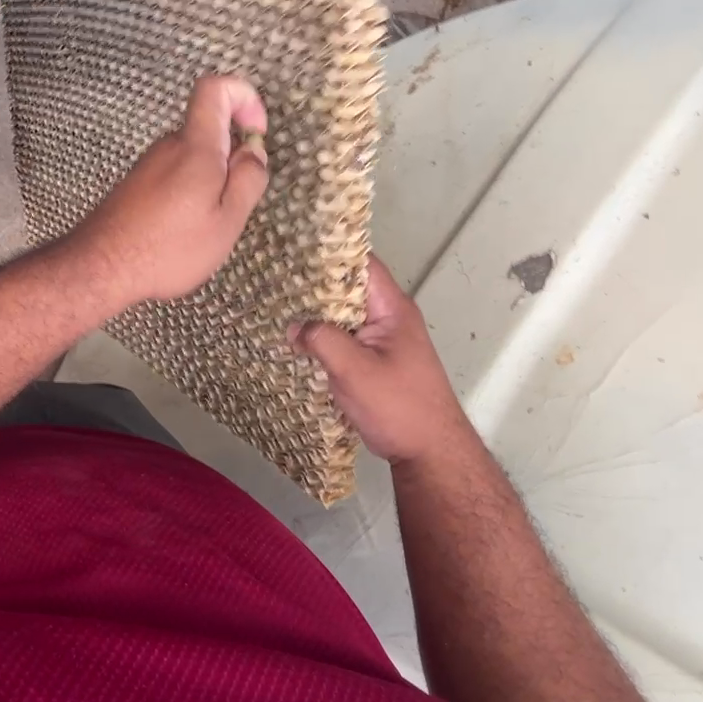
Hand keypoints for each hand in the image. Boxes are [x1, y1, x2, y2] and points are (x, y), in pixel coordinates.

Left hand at [66, 76, 269, 305]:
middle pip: (209, 130)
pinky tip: (181, 231)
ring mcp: (149, 164)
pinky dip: (188, 195)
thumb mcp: (226, 220)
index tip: (256, 134)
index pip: (215, 89)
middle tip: (231, 204)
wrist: (101, 267)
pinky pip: (175, 176)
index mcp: (195, 147)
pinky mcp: (137, 184)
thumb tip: (255, 151)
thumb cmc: (167, 249)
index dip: (244, 98)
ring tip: (203, 226)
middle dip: (231, 159)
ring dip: (209, 183)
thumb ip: (248, 179)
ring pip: (193, 158)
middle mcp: (168, 146)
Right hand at [290, 256, 478, 465]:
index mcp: (392, 308)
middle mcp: (388, 317)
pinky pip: (342, 337)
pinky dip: (320, 335)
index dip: (329, 252)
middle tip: (272, 278)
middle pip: (347, 287)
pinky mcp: (373, 360)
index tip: (292, 248)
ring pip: (342, 314)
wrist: (430, 453)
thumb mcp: (354, 370)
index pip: (361, 264)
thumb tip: (292, 326)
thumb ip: (321, 340)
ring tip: (275, 305)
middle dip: (312, 283)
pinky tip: (293, 340)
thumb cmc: (399, 407)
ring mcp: (381, 340)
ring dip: (314, 313)